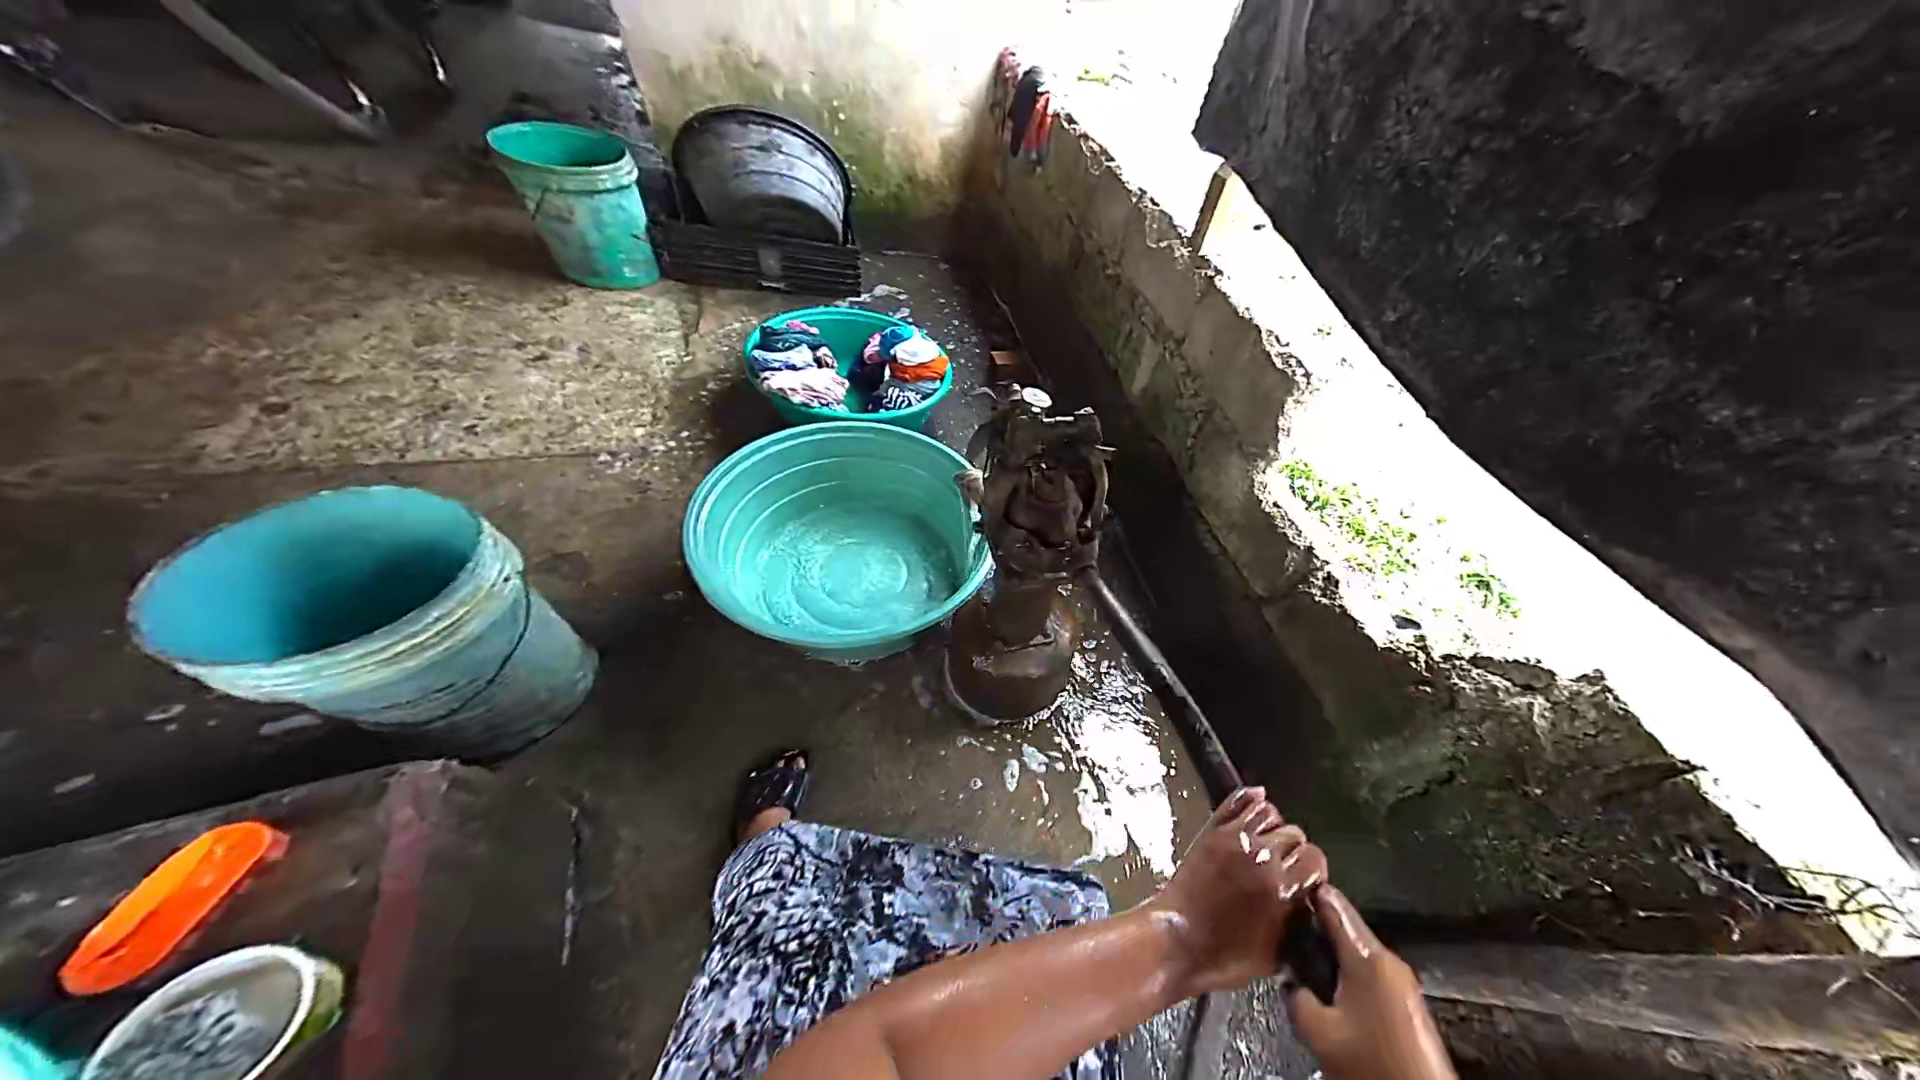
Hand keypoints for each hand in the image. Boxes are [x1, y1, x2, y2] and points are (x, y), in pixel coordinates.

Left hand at [1146, 787, 1327, 997]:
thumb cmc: (1225, 954)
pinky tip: (1255, 806)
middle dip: (1293, 850)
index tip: (1305, 877)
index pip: (1315, 858)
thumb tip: (1310, 896)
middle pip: (1294, 834)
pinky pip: (1238, 801)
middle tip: (1283, 864)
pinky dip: (1250, 801)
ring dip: (1272, 826)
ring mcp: (1234, 839)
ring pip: (1269, 813)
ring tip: (1267, 841)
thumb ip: (1301, 918)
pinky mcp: (1212, 831)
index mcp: (1283, 888)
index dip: (1312, 869)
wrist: (1179, 939)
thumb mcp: (1280, 951)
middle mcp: (1262, 856)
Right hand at [1286, 886, 1455, 1079]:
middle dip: (1318, 923)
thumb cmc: (1371, 1065)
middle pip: (1347, 927)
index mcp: (1368, 959)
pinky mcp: (1407, 1005)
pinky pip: (1369, 971)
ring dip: (1333, 948)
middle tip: (1288, 921)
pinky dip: (1347, 968)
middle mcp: (1389, 963)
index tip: (1289, 883)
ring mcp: (1402, 984)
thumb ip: (1295, 996)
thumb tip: (1292, 984)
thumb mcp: (1317, 1031)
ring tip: (1304, 952)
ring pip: (1358, 950)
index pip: (1334, 907)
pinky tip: (1330, 983)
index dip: (1310, 892)